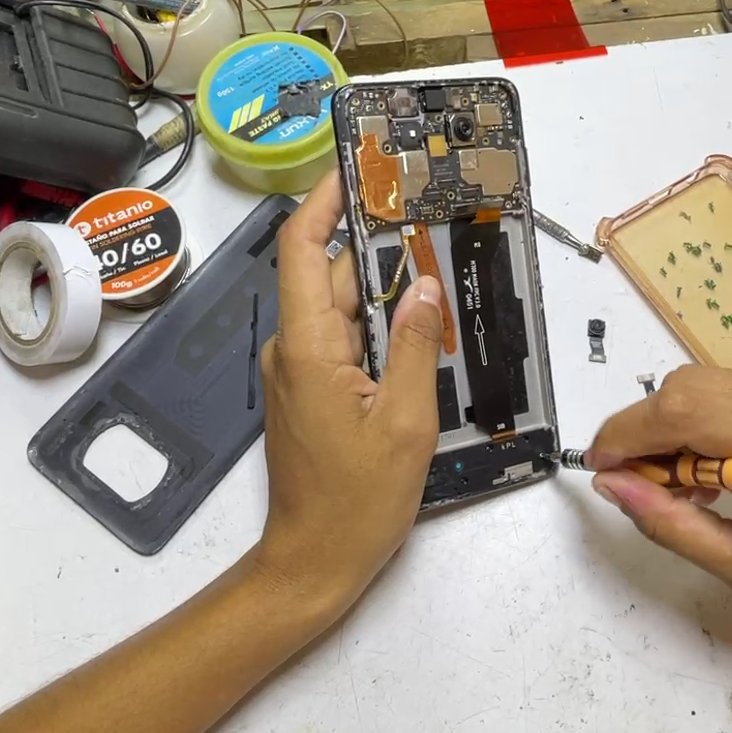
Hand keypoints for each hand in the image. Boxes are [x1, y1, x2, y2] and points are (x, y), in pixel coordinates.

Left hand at [254, 177, 445, 614]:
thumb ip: (415, 346)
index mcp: (308, 347)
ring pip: (342, 311)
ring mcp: (299, 372)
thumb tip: (423, 285)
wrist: (313, 562)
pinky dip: (378, 328)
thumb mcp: (405, 421)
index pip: (303, 251)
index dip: (324, 202)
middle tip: (430, 221)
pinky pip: (345, 342)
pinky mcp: (310, 393)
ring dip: (384, 292)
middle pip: (332, 278)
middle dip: (378, 248)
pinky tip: (420, 328)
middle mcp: (294, 349)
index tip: (358, 170)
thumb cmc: (358, 500)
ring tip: (437, 269)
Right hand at [585, 366, 731, 661]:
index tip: (598, 469)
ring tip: (678, 487)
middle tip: (636, 484)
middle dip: (646, 430)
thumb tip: (611, 484)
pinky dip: (701, 426)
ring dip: (671, 428)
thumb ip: (675, 527)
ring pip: (708, 384)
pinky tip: (711, 474)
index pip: (693, 412)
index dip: (632, 434)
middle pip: (694, 386)